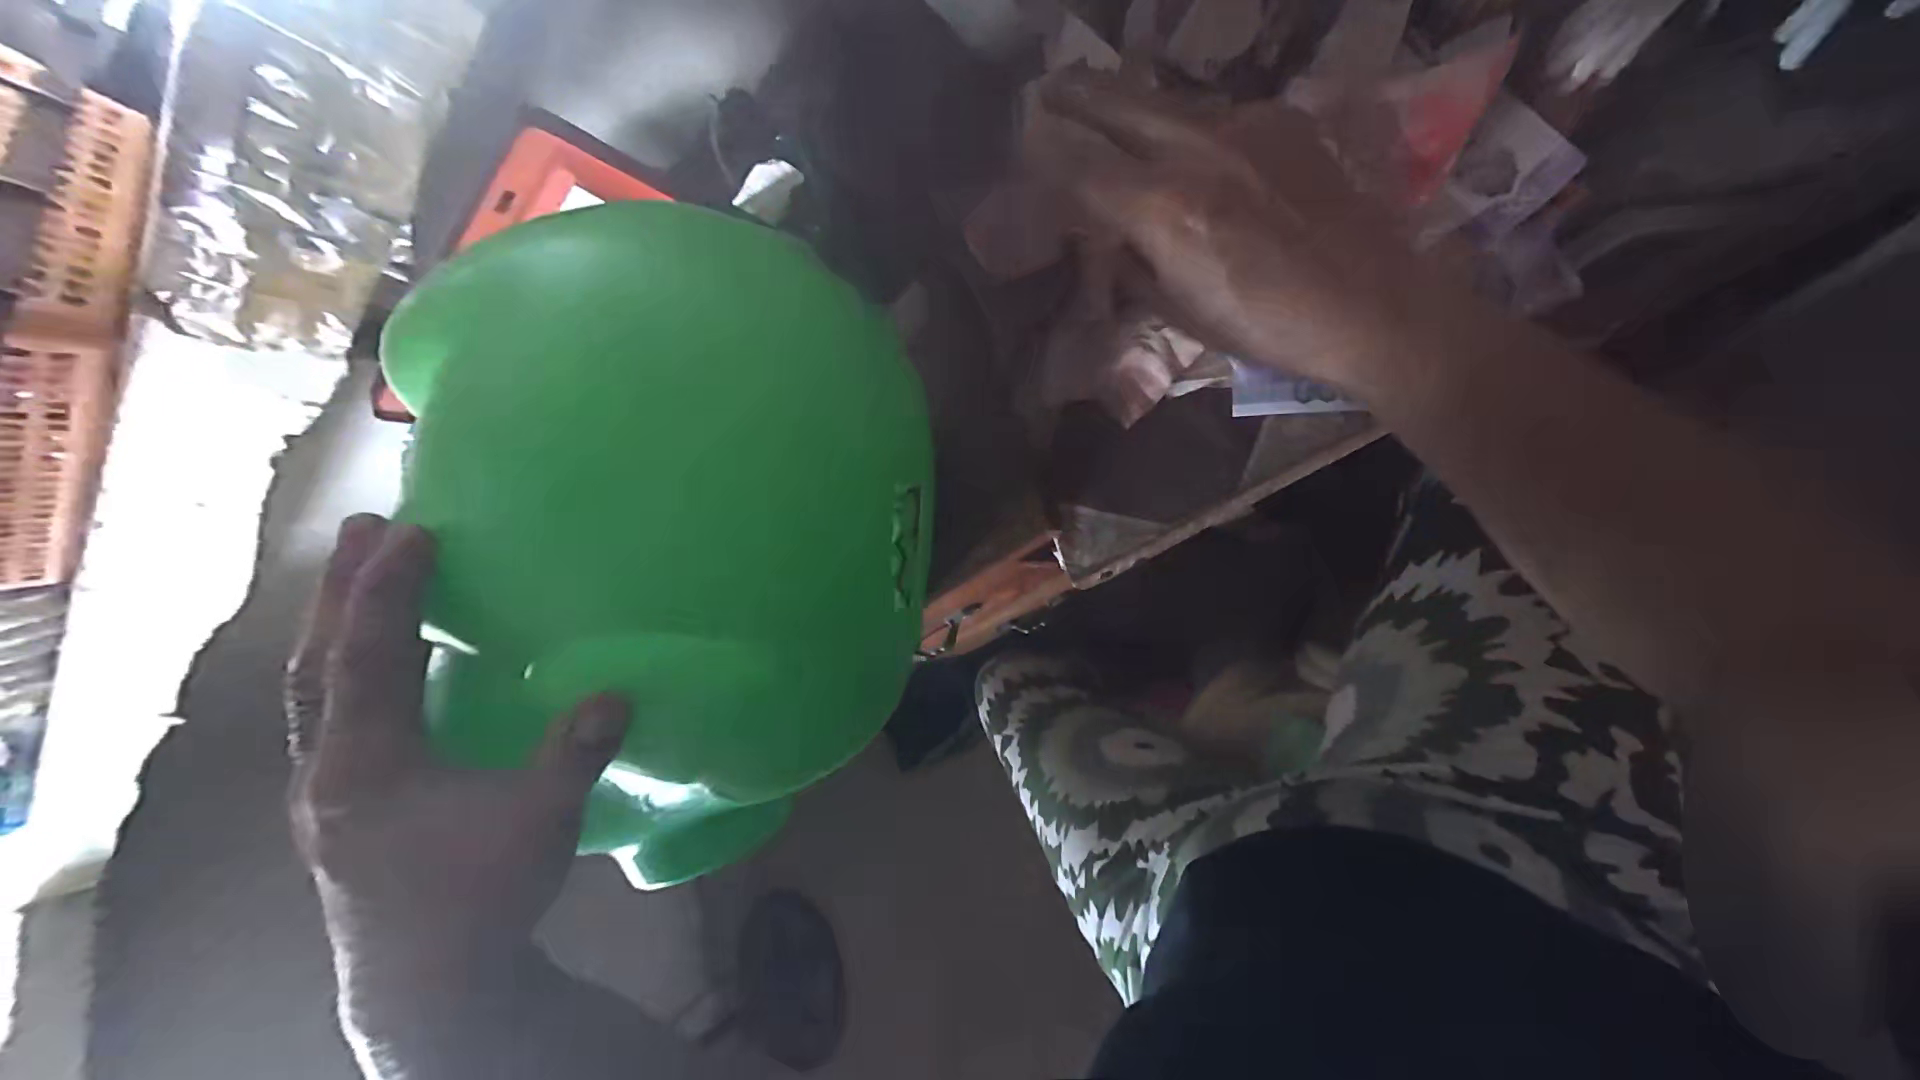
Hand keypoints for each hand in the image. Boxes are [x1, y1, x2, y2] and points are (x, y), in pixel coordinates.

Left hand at [285, 515, 629, 994]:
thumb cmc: (479, 897)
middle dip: (343, 592)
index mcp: (364, 768)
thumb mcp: (538, 822)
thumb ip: (573, 755)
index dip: (387, 595)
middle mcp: (328, 770)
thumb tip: (617, 693)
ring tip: (366, 572)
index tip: (410, 532)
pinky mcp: (347, 801)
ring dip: (341, 625)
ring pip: (319, 690)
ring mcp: (330, 788)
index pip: (367, 663)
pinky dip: (356, 667)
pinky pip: (339, 714)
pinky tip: (387, 658)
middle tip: (365, 528)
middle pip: (319, 665)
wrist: (431, 982)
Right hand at [1033, 68, 1458, 394]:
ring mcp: (1246, 126)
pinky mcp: (1285, 121)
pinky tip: (1187, 143)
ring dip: (1128, 100)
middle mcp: (1198, 150)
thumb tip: (1108, 240)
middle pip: (1118, 104)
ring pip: (1167, 100)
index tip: (1023, 150)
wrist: (1375, 304)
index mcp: (1164, 209)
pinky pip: (1217, 113)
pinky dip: (1187, 124)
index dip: (1046, 157)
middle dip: (1074, 94)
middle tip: (1046, 86)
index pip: (1082, 169)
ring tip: (1103, 99)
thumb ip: (1134, 267)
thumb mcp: (1181, 312)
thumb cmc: (1267, 327)